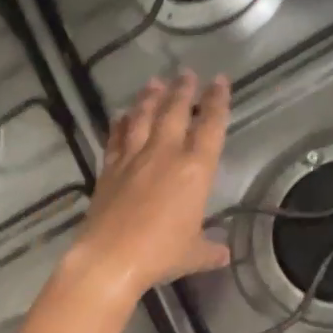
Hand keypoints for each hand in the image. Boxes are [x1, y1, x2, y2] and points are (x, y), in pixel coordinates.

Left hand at [68, 70, 231, 296]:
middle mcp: (165, 154)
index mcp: (195, 170)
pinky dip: (119, 124)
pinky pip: (115, 138)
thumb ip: (209, 251)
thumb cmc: (160, 255)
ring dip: (150, 98)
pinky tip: (120, 116)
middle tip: (186, 74)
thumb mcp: (193, 255)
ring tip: (155, 83)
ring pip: (143, 117)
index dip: (218, 101)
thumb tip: (224, 254)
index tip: (220, 82)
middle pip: (175, 111)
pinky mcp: (108, 169)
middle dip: (183, 90)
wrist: (111, 258)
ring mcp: (133, 158)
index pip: (211, 126)